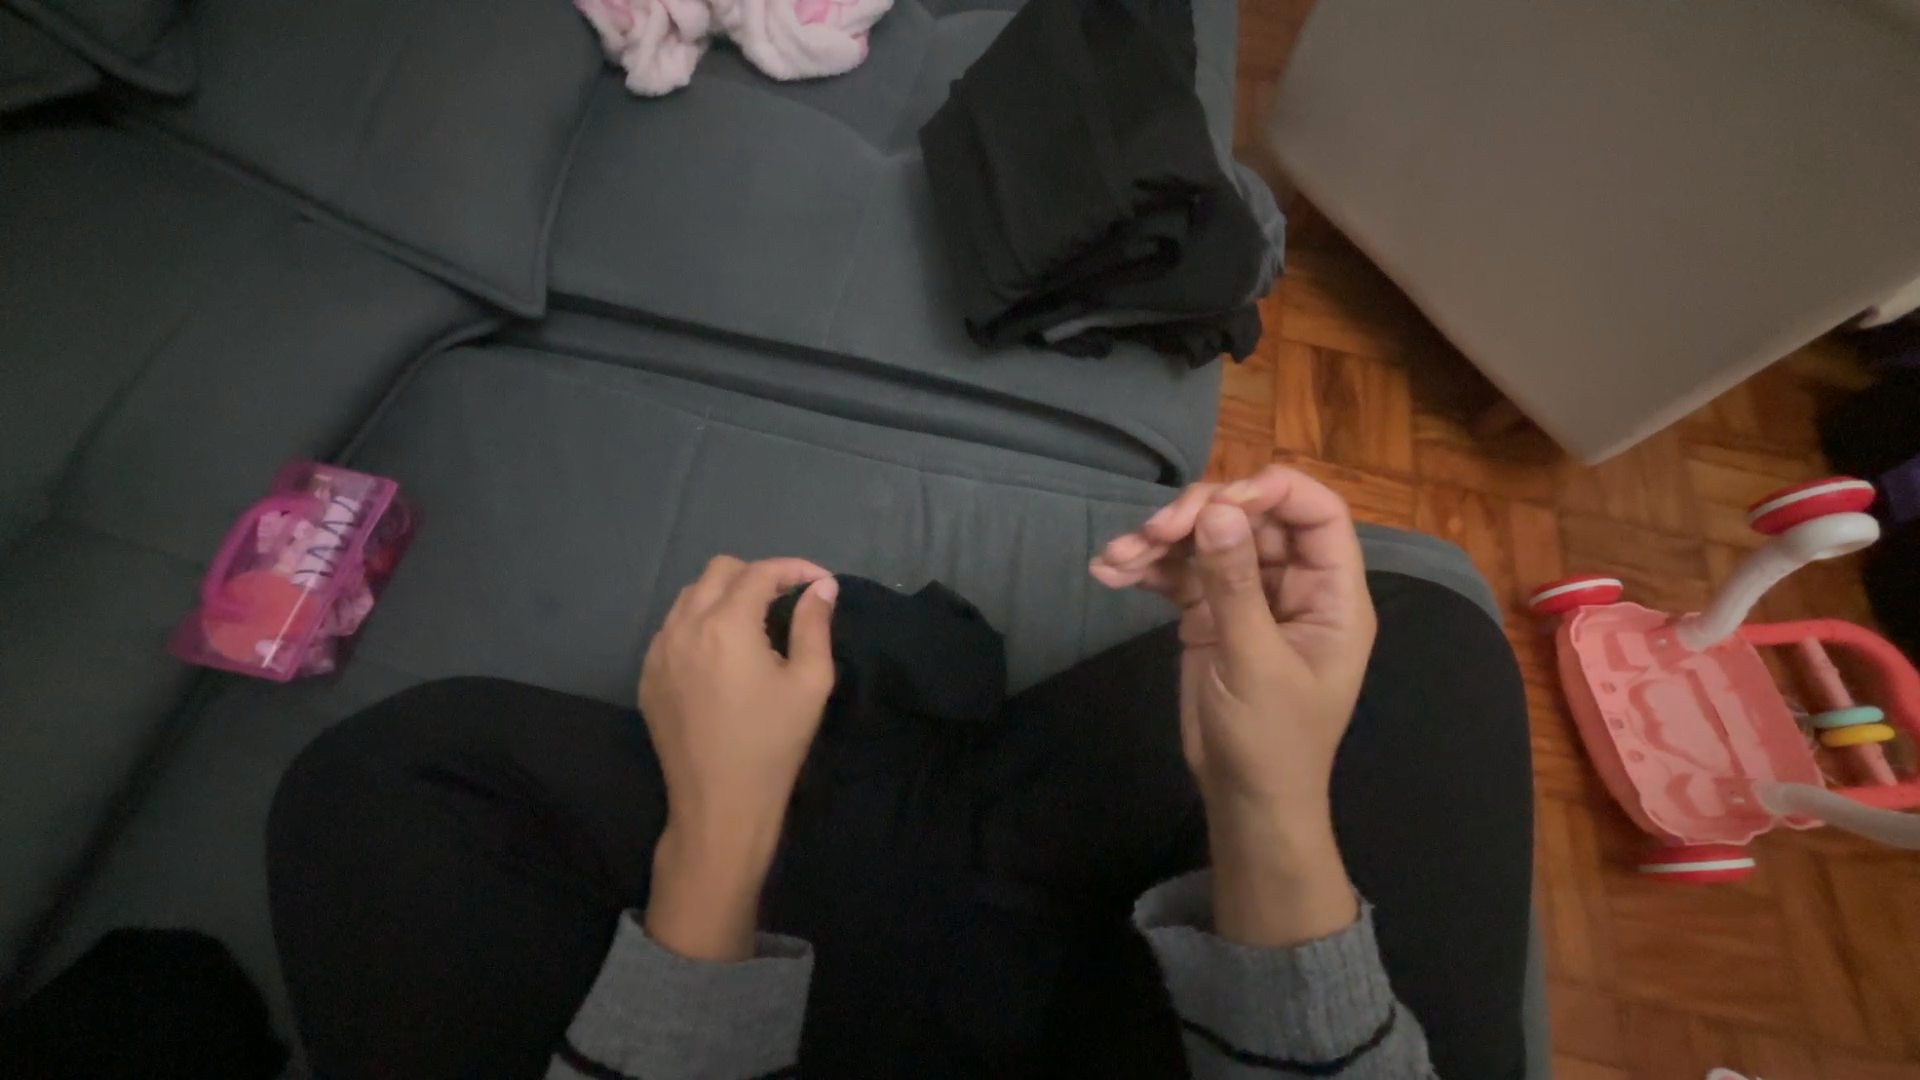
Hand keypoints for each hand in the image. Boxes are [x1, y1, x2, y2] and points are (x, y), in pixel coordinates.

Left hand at [639, 556, 838, 960]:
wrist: (720, 804)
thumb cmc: (774, 743)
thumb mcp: (809, 682)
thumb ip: (815, 625)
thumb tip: (822, 587)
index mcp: (725, 625)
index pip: (760, 572)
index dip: (795, 568)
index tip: (821, 582)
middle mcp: (684, 627)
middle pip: (719, 571)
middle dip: (758, 575)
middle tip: (788, 601)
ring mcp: (658, 652)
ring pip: (690, 596)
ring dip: (726, 595)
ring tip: (756, 622)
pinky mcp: (648, 675)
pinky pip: (672, 627)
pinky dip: (700, 622)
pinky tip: (723, 652)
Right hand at [1090, 466, 1375, 945]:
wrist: (1242, 797)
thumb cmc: (1270, 740)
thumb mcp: (1253, 662)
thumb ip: (1233, 584)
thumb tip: (1216, 508)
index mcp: (1329, 593)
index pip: (1315, 513)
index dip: (1271, 491)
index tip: (1217, 500)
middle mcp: (1289, 584)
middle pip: (1249, 518)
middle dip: (1196, 516)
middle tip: (1150, 533)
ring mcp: (1246, 596)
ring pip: (1206, 541)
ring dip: (1158, 543)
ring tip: (1114, 557)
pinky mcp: (1208, 612)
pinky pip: (1178, 574)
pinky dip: (1145, 570)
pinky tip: (1108, 572)